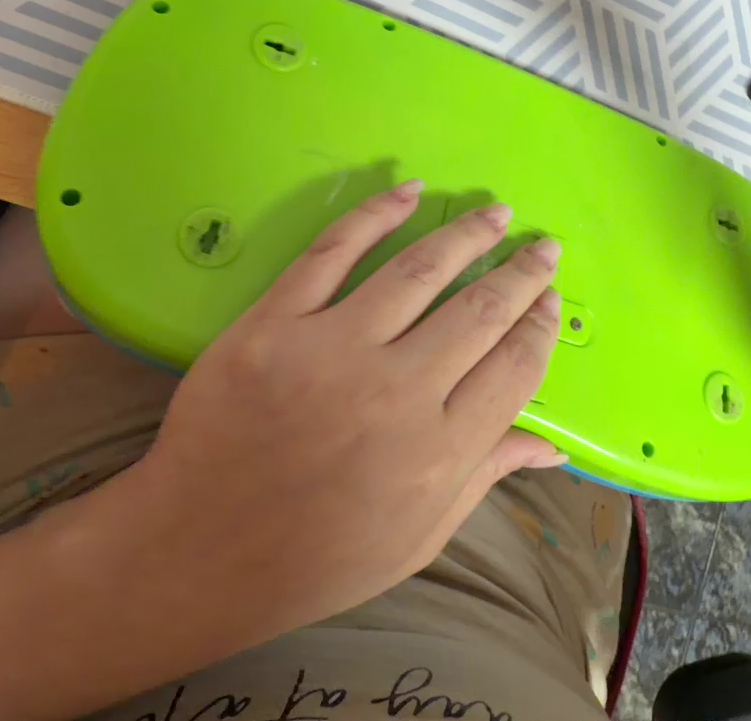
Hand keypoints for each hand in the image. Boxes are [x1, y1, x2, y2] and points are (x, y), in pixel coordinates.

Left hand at [120, 180, 564, 631]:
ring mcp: (332, 351)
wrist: (200, 552)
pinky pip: (334, 251)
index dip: (540, 324)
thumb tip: (550, 442)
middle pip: (480, 311)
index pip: (515, 367)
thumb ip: (484, 477)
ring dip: (466, 234)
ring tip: (495, 213)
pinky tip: (409, 193)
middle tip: (541, 246)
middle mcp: (398, 393)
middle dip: (520, 272)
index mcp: (441, 451)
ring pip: (418, 270)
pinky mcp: (273, 324)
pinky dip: (376, 214)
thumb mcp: (417, 538)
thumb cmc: (316, 557)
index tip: (549, 298)